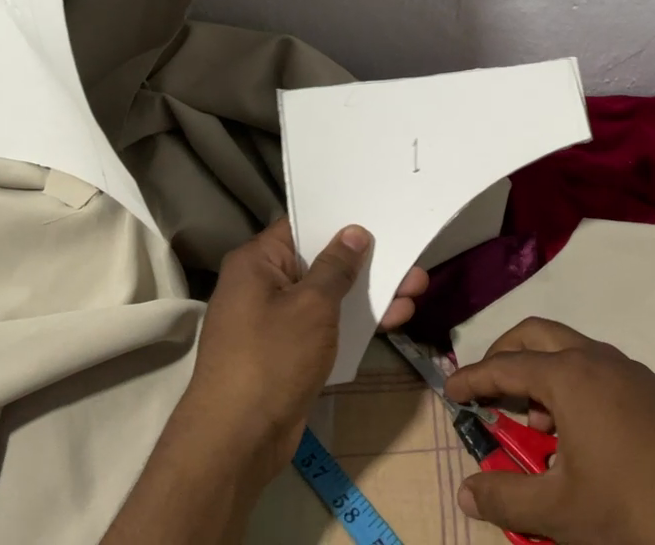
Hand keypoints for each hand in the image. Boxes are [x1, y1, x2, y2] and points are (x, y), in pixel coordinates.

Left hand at [178, 219, 426, 482]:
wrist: (238, 440)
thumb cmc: (272, 357)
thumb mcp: (312, 305)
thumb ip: (336, 267)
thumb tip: (353, 233)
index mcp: (256, 262)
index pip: (301, 226)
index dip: (339, 220)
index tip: (377, 214)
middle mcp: (261, 285)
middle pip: (320, 262)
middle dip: (366, 263)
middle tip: (410, 258)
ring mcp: (274, 321)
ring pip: (328, 296)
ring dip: (368, 294)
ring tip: (416, 290)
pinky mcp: (288, 352)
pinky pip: (325, 325)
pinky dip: (355, 322)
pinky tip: (394, 318)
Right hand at [444, 319, 654, 544]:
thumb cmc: (633, 508)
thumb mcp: (559, 511)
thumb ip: (505, 497)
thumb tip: (464, 491)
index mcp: (569, 376)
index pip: (505, 366)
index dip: (473, 378)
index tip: (450, 391)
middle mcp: (598, 359)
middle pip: (538, 334)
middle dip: (506, 353)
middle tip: (487, 384)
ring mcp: (631, 371)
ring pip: (572, 350)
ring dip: (543, 371)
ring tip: (535, 419)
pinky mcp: (654, 391)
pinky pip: (599, 369)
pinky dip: (574, 384)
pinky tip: (579, 434)